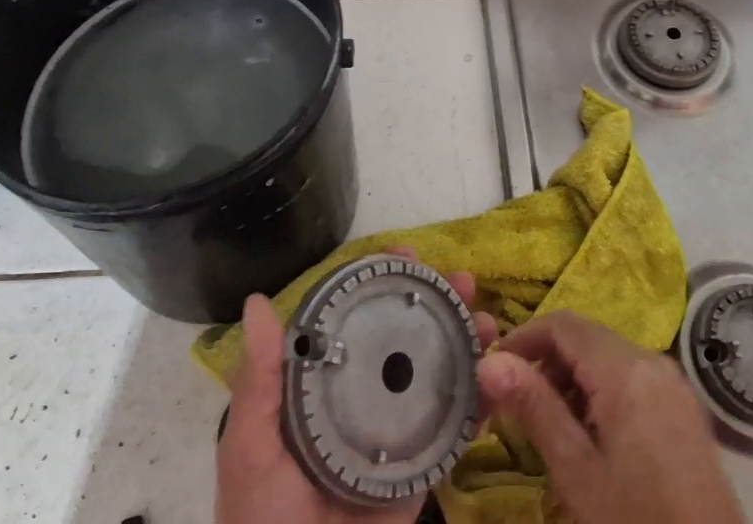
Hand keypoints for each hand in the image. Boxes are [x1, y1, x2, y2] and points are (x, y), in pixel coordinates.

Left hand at [216, 251, 499, 523]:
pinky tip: (502, 378)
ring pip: (439, 376)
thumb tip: (257, 302)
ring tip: (488, 321)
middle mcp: (364, 399)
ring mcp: (397, 433)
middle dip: (438, 305)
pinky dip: (483, 403)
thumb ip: (259, 378)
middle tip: (465, 280)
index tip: (407, 254)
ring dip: (467, 344)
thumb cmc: (262, 513)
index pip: (356, 323)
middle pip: (406, 341)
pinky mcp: (423, 471)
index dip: (381, 285)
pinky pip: (456, 434)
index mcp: (323, 387)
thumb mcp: (251, 443)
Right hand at [476, 311, 744, 523]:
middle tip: (517, 403)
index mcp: (625, 369)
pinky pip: (631, 376)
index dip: (524, 337)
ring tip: (550, 424)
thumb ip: (534, 407)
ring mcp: (673, 382)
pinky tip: (590, 434)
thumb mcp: (576, 469)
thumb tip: (489, 362)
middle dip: (546, 360)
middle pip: (587, 336)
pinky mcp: (683, 405)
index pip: (564, 324)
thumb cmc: (635, 515)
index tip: (494, 368)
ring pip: (608, 356)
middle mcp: (652, 361)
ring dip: (572, 376)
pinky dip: (600, 389)